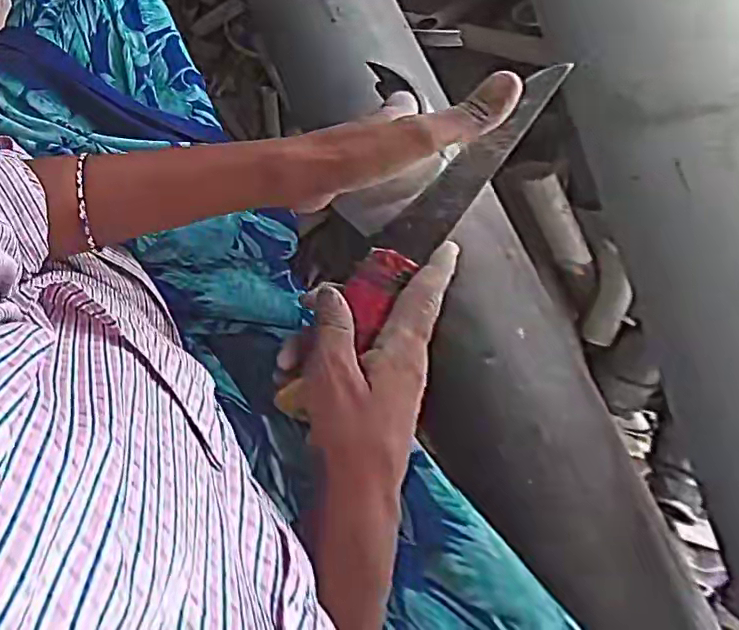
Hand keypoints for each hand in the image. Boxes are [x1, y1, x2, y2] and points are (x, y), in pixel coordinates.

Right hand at [280, 241, 458, 490]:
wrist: (357, 489)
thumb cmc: (349, 431)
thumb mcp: (332, 371)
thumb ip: (332, 326)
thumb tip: (332, 293)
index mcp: (403, 352)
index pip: (422, 301)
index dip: (434, 272)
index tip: (449, 249)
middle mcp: (402, 360)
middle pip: (372, 312)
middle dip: (333, 307)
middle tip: (305, 305)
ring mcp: (388, 377)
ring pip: (352, 335)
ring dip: (317, 339)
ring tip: (289, 360)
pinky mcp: (373, 392)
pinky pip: (347, 359)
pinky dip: (320, 361)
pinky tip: (294, 376)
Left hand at [282, 71, 521, 214]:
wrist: (299, 179)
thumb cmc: (354, 157)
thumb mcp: (421, 136)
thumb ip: (463, 118)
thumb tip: (508, 84)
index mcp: (390, 119)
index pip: (412, 104)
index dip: (426, 104)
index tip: (438, 110)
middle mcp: (366, 133)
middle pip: (388, 127)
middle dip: (406, 132)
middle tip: (423, 141)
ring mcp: (347, 155)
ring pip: (372, 152)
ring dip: (389, 158)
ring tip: (406, 169)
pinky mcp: (334, 179)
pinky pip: (359, 178)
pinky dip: (371, 183)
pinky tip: (375, 194)